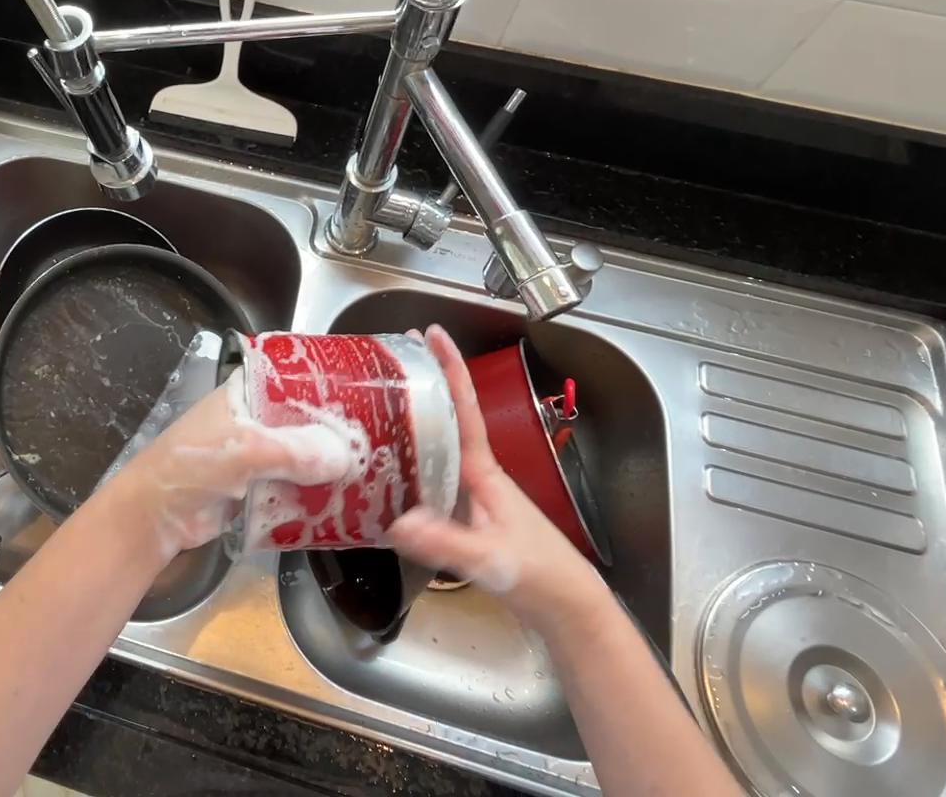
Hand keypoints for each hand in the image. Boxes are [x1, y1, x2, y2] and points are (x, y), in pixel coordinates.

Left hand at [104, 374, 353, 559]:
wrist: (155, 517)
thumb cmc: (192, 466)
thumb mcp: (245, 450)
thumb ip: (294, 451)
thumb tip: (345, 456)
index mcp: (247, 392)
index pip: (294, 377)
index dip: (329, 384)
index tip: (369, 392)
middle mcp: (255, 417)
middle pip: (305, 419)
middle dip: (337, 431)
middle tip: (382, 438)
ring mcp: (257, 453)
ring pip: (303, 454)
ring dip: (330, 465)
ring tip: (377, 469)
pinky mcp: (258, 487)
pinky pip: (295, 484)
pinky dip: (316, 491)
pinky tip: (350, 498)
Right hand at [387, 326, 608, 632]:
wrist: (569, 612)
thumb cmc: (542, 577)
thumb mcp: (493, 559)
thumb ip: (448, 542)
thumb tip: (398, 521)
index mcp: (484, 472)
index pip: (464, 409)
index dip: (450, 369)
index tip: (430, 334)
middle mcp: (475, 476)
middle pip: (444, 420)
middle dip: (421, 387)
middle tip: (388, 361)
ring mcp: (469, 497)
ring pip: (434, 449)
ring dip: (410, 426)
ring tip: (376, 408)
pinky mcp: (462, 519)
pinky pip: (427, 480)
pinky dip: (405, 467)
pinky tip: (382, 475)